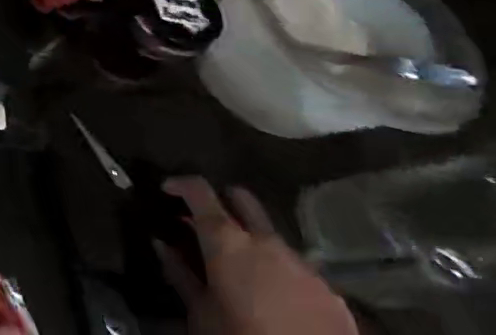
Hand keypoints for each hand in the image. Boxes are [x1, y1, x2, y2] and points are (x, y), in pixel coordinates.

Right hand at [158, 178, 355, 334]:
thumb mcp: (200, 313)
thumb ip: (180, 273)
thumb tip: (162, 244)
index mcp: (226, 240)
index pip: (198, 190)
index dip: (180, 183)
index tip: (167, 190)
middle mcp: (266, 241)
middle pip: (242, 199)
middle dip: (223, 200)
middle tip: (207, 220)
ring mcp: (304, 267)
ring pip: (273, 237)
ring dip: (254, 243)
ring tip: (244, 271)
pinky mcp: (333, 296)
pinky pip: (300, 271)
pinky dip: (282, 274)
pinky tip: (277, 300)